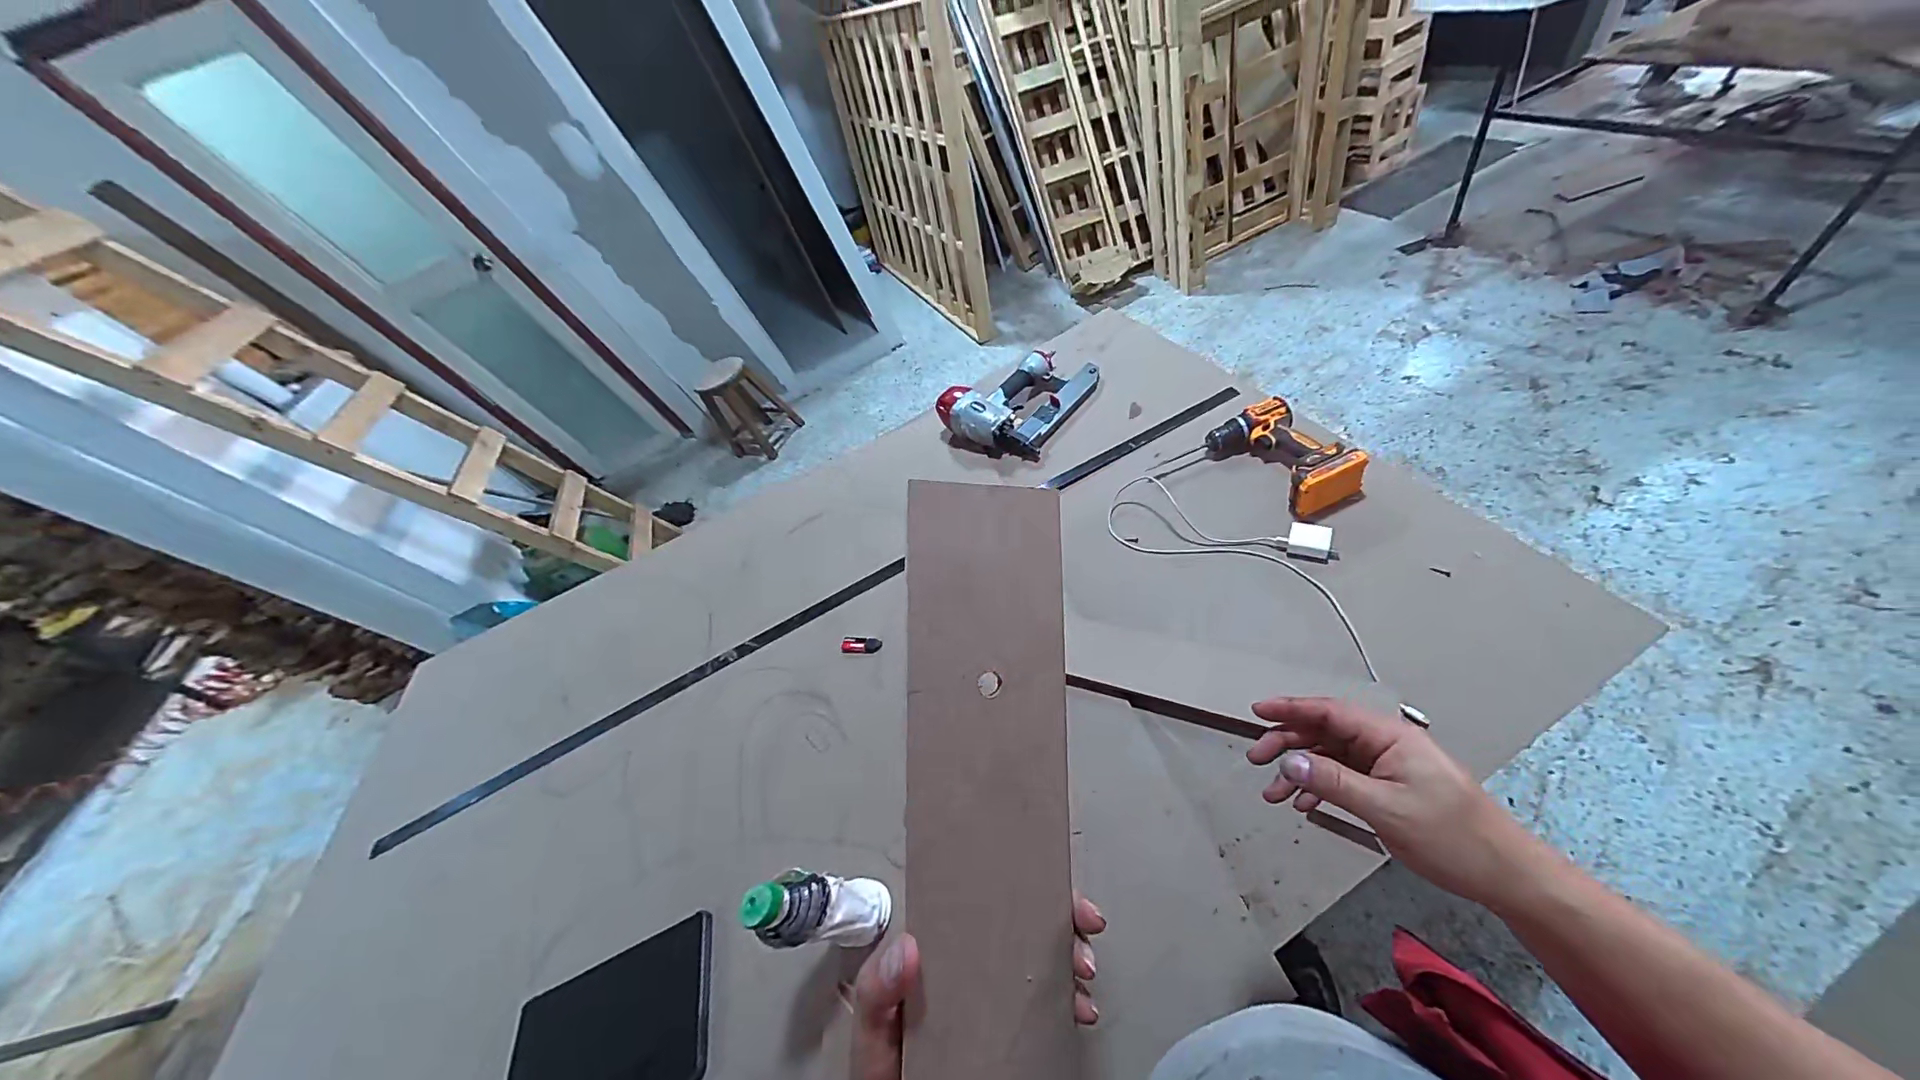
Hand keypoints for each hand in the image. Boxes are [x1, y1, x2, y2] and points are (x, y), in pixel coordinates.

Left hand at [851, 892, 1105, 1079]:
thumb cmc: (882, 1064)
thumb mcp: (873, 1024)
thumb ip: (879, 989)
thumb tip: (907, 947)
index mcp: (942, 948)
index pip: (987, 903)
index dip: (1027, 892)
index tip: (1059, 898)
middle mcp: (971, 962)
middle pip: (1025, 925)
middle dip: (1063, 925)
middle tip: (1081, 940)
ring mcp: (990, 992)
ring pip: (1041, 958)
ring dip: (1070, 959)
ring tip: (1081, 978)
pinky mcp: (1005, 1024)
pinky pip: (1044, 1000)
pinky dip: (1068, 997)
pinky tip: (1076, 1007)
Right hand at [1246, 697, 1555, 911]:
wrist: (1506, 874)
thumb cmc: (1457, 838)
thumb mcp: (1385, 808)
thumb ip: (1332, 781)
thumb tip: (1290, 761)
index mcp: (1390, 736)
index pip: (1329, 711)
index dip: (1290, 708)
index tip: (1258, 711)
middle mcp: (1387, 744)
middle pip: (1324, 731)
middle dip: (1287, 743)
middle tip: (1258, 758)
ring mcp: (1388, 765)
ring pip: (1329, 756)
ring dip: (1299, 771)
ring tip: (1274, 791)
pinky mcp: (1389, 785)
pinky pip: (1342, 776)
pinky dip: (1318, 787)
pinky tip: (1304, 803)